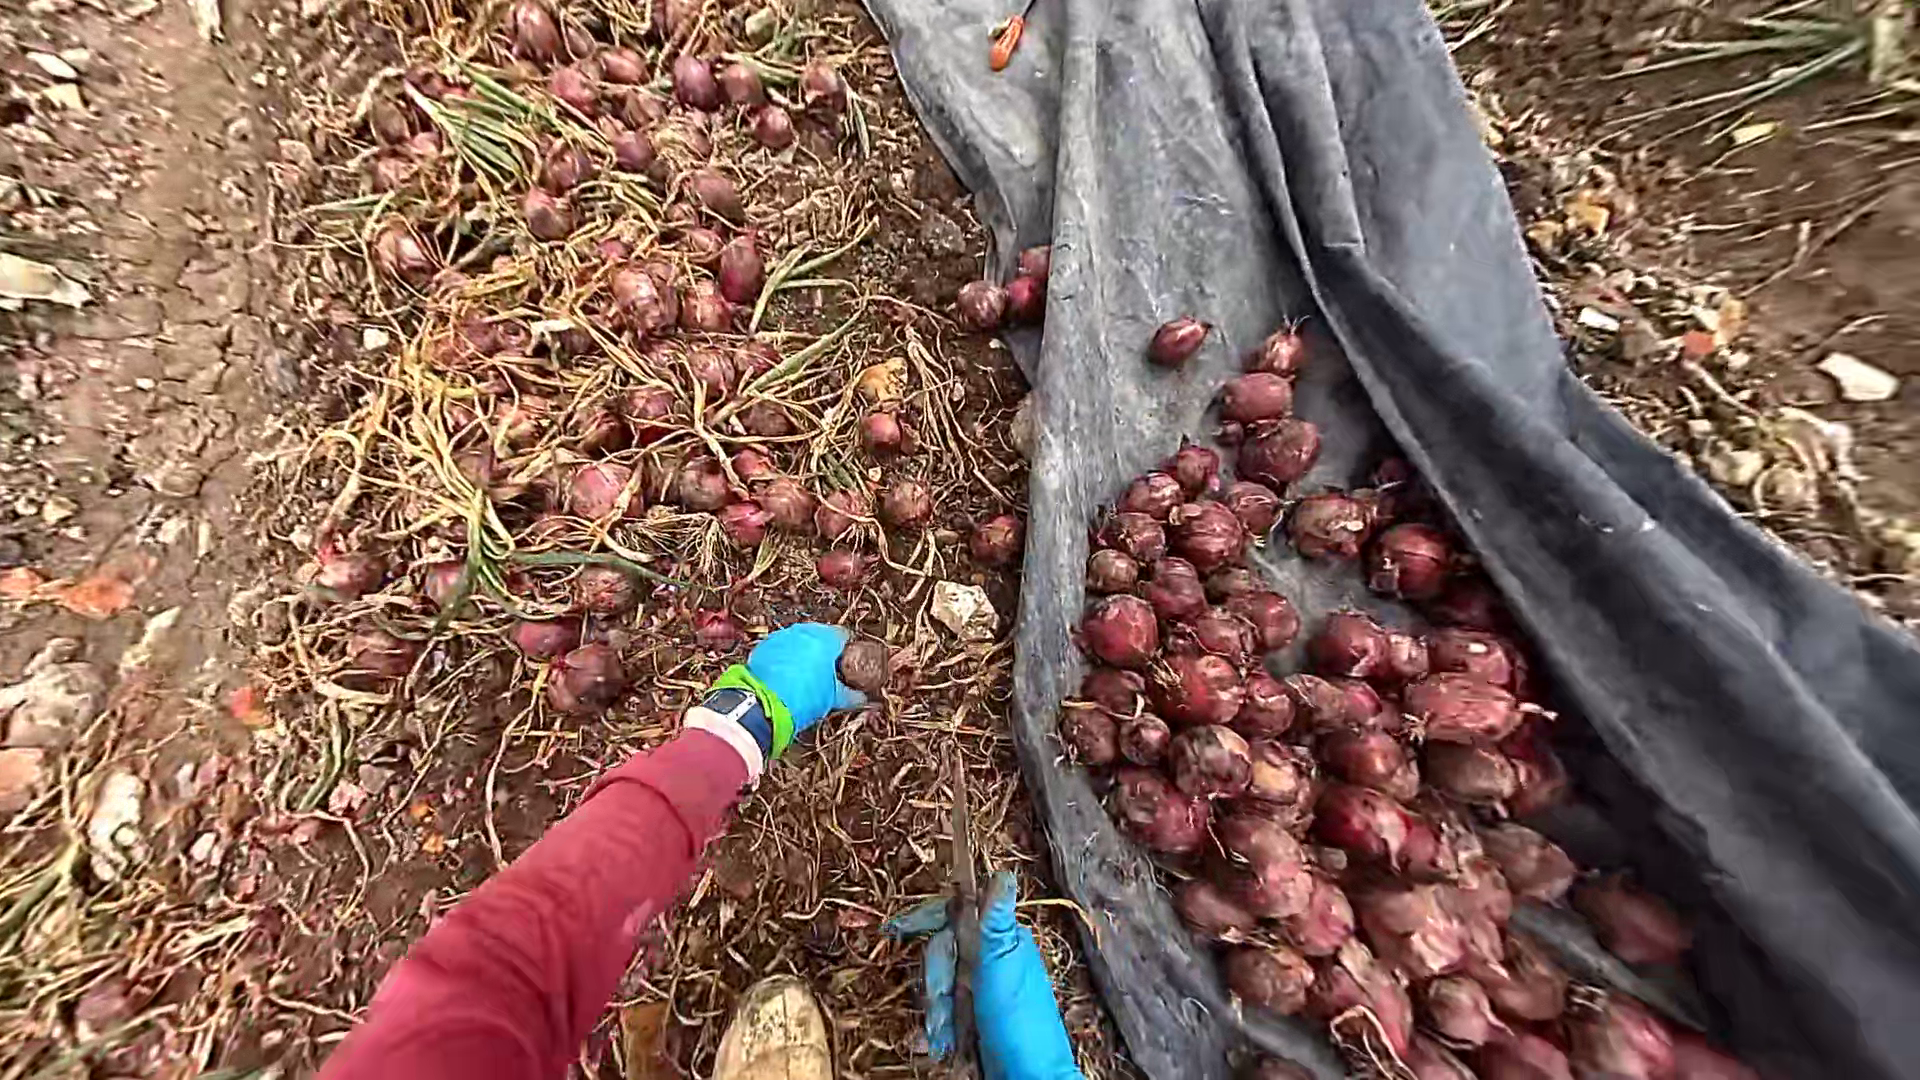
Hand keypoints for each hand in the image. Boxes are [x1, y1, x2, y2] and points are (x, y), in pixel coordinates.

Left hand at [745, 622, 865, 734]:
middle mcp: (805, 631)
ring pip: (801, 640)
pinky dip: (787, 658)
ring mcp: (783, 636)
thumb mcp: (833, 698)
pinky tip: (788, 677)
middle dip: (826, 653)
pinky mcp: (765, 645)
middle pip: (823, 636)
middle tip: (828, 674)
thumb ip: (852, 695)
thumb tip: (862, 698)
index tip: (847, 667)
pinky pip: (782, 647)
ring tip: (806, 677)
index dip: (848, 652)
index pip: (845, 636)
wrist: (760, 705)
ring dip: (806, 654)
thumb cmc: (800, 698)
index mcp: (826, 638)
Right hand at [886, 871, 1082, 1079]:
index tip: (905, 931)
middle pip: (942, 953)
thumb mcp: (1003, 960)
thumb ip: (996, 917)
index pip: (954, 916)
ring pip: (938, 987)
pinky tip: (943, 1045)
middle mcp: (989, 962)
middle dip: (937, 978)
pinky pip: (942, 1016)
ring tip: (949, 1032)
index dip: (930, 923)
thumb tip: (1003, 871)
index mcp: (999, 939)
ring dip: (937, 1010)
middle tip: (947, 999)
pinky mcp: (971, 1024)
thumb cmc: (1018, 1018)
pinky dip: (938, 1031)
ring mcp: (980, 994)